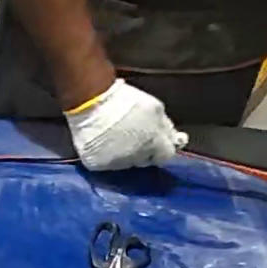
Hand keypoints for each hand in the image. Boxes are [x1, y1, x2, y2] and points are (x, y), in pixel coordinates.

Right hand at [66, 79, 187, 170]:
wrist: (91, 106)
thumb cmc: (126, 102)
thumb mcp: (155, 109)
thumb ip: (165, 127)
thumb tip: (175, 139)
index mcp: (154, 144)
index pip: (165, 156)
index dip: (161, 148)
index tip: (155, 142)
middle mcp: (135, 158)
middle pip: (144, 162)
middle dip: (142, 152)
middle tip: (133, 137)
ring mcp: (114, 164)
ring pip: (124, 164)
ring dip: (123, 154)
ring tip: (115, 138)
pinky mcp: (96, 166)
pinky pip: (105, 165)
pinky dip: (105, 156)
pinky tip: (102, 144)